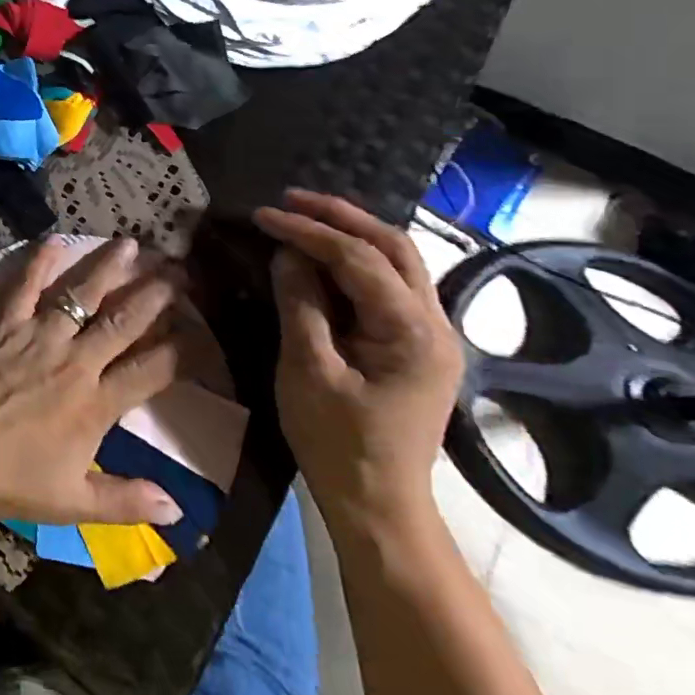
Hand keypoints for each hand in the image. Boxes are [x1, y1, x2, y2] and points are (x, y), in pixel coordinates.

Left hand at [0, 236, 186, 526]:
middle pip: (123, 322)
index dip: (184, 350)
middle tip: (179, 269)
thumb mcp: (70, 502)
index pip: (153, 371)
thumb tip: (180, 511)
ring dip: (106, 268)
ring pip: (79, 296)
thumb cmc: (2, 476)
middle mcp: (72, 362)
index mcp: (96, 404)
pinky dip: (39, 262)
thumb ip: (125, 501)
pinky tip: (54, 240)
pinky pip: (22, 286)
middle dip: (155, 295)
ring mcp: (34, 337)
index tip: (204, 330)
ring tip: (130, 243)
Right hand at [254, 190, 463, 530]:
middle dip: (341, 217)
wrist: (376, 495)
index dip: (309, 231)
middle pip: (395, 249)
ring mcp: (428, 334)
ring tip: (301, 216)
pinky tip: (320, 256)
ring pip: (397, 263)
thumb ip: (301, 307)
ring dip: (350, 233)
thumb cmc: (335, 436)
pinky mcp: (411, 344)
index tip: (261, 214)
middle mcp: (434, 324)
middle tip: (288, 199)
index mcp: (412, 332)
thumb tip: (288, 255)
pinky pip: (386, 285)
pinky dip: (353, 260)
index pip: (360, 260)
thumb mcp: (307, 370)